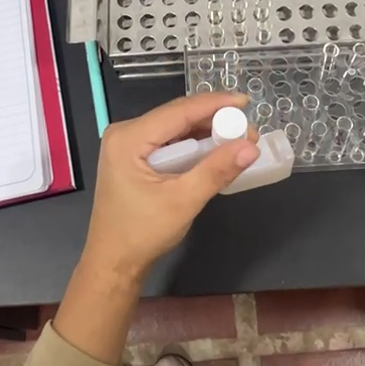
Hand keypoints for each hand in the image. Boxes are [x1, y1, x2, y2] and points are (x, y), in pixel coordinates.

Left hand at [81, 92, 259, 281]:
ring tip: (237, 139)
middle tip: (247, 129)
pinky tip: (214, 150)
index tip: (245, 101)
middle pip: (176, 116)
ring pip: (174, 128)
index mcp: (128, 138)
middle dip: (213, 120)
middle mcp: (124, 133)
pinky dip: (192, 145)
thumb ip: (216, 171)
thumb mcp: (183, 201)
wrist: (113, 263)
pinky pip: (168, 141)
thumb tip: (250, 147)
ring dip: (204, 133)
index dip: (214, 104)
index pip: (178, 111)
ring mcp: (127, 144)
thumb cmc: (142, 234)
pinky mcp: (133, 156)